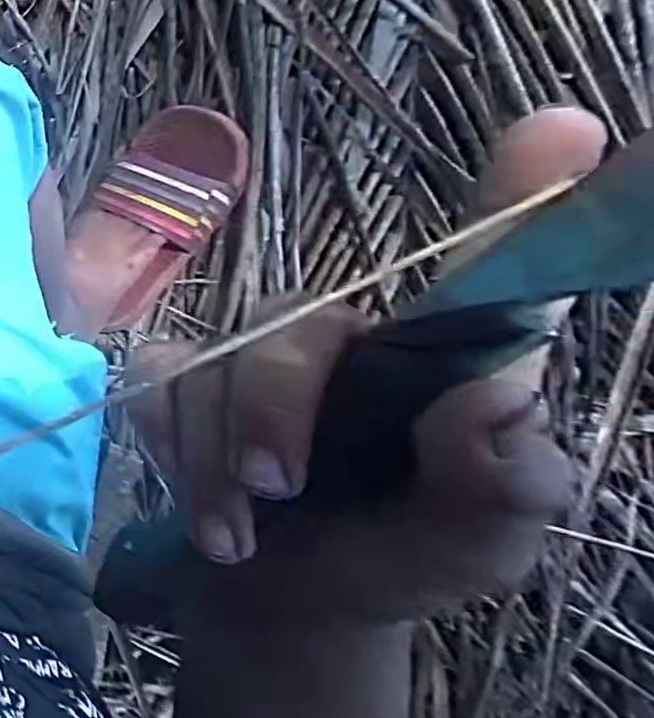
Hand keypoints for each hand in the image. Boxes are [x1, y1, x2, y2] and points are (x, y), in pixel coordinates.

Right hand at [131, 108, 607, 624]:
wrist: (267, 591)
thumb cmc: (381, 561)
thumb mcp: (464, 551)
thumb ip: (500, 482)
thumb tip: (497, 388)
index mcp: (425, 368)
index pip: (476, 284)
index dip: (516, 205)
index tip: (561, 126)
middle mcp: (332, 340)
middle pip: (293, 332)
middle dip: (272, 412)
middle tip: (272, 488)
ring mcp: (240, 351)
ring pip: (211, 369)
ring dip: (213, 455)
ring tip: (234, 532)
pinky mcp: (173, 373)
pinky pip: (156, 386)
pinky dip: (168, 443)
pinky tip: (191, 490)